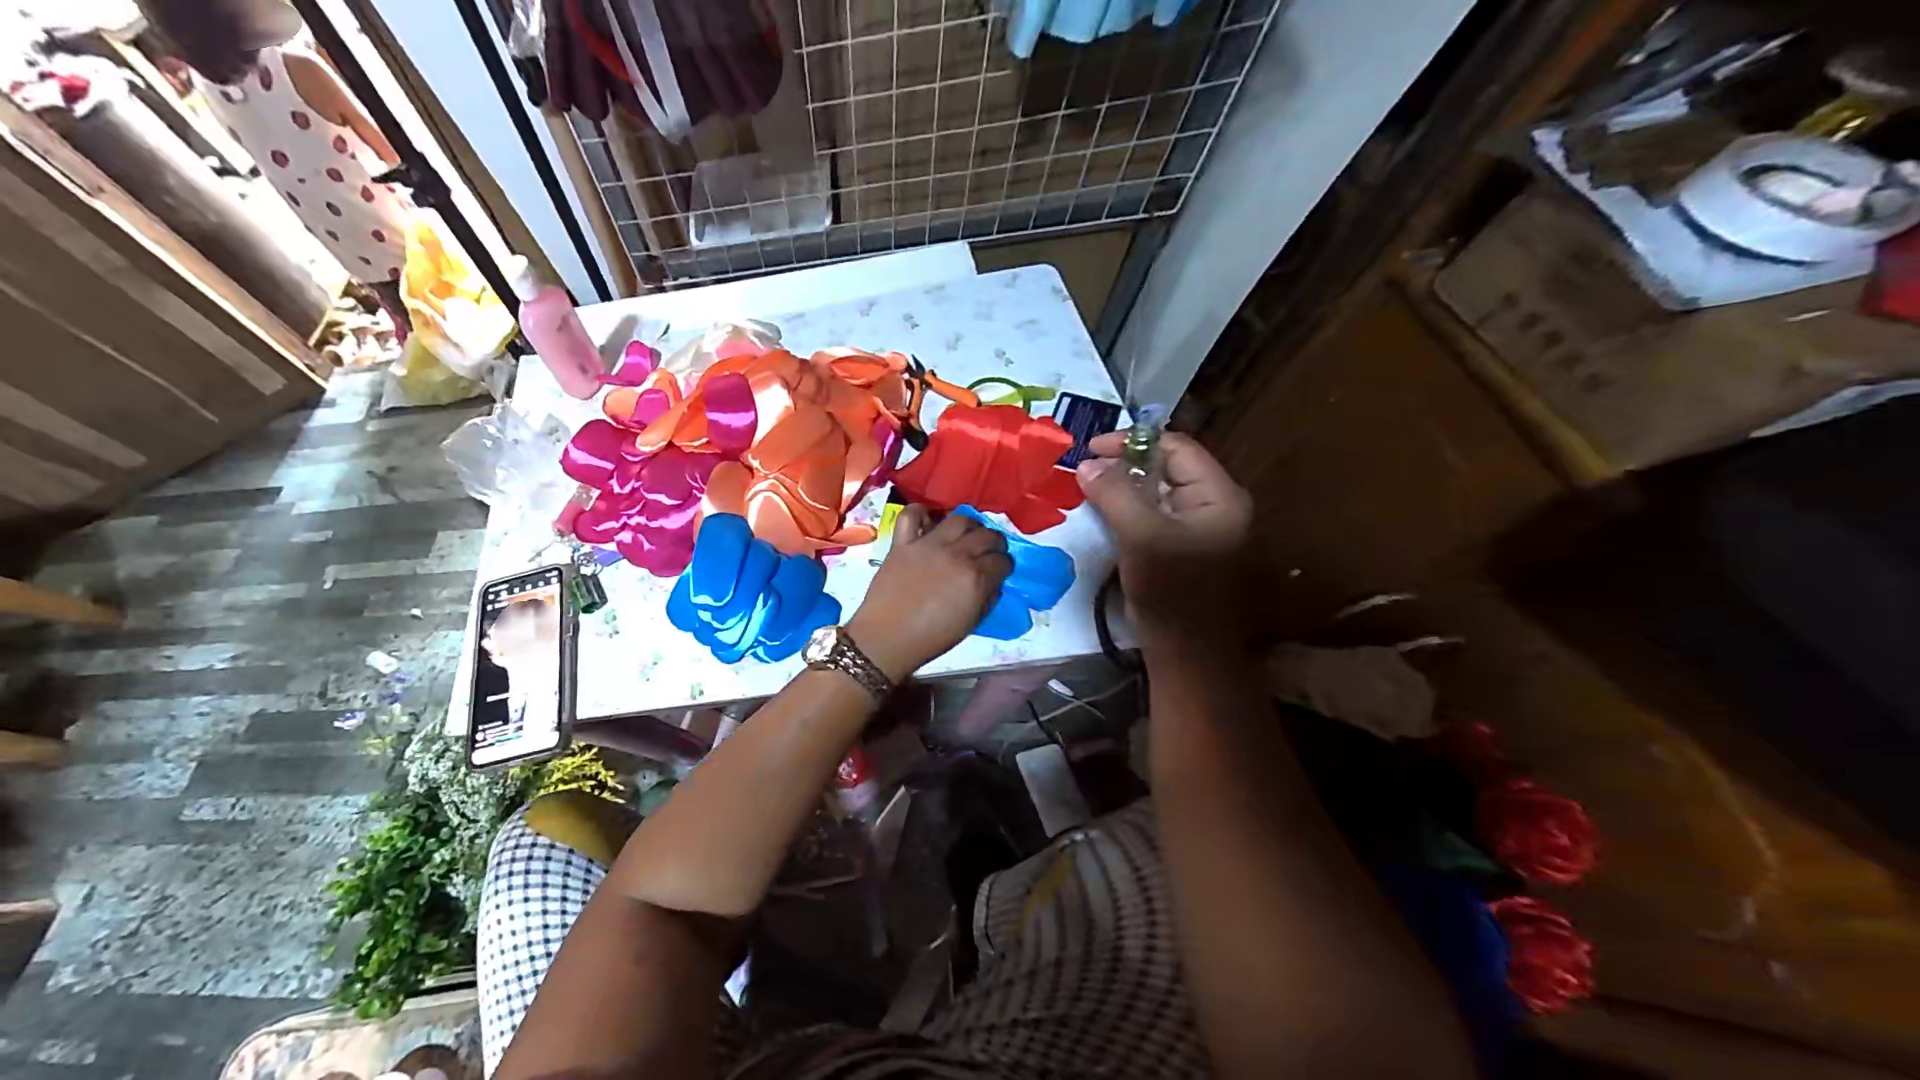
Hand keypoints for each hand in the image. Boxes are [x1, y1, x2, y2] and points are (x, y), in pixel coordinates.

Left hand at [848, 506, 1012, 679]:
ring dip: (969, 526)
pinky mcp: (903, 543)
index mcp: (975, 577)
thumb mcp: (970, 623)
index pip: (1002, 561)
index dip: (1005, 566)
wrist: (886, 639)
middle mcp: (956, 554)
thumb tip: (993, 582)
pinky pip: (912, 515)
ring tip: (965, 536)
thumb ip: (987, 598)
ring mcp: (928, 545)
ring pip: (958, 519)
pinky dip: (921, 514)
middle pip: (987, 535)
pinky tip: (928, 523)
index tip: (1000, 572)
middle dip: (994, 544)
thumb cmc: (931, 638)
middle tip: (989, 553)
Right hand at [1076, 431, 1252, 635]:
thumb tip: (1085, 464)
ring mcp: (1200, 529)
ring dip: (1124, 488)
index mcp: (1219, 496)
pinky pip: (1155, 517)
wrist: (1187, 655)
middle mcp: (1215, 506)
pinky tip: (1103, 515)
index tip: (1091, 450)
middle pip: (1168, 468)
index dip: (1132, 443)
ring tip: (1089, 489)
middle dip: (1126, 464)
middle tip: (1086, 470)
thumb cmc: (1172, 592)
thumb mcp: (1141, 536)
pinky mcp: (1183, 549)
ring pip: (1158, 493)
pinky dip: (1129, 510)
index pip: (1177, 448)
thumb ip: (1115, 494)